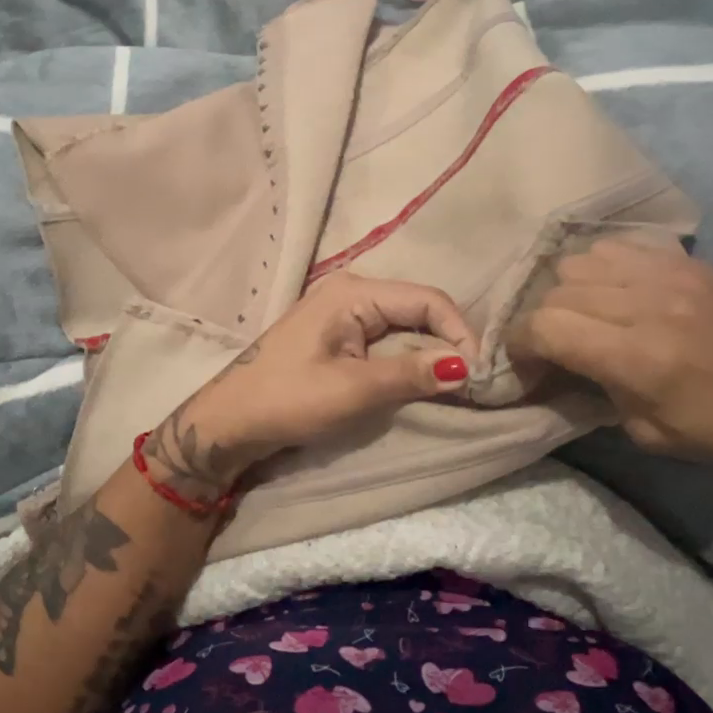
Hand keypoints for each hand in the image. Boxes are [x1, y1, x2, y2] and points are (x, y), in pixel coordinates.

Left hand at [143, 272, 478, 496]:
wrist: (232, 421)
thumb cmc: (288, 400)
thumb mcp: (354, 390)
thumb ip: (411, 374)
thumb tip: (466, 367)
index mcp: (353, 292)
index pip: (427, 299)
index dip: (460, 332)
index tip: (480, 373)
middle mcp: (351, 291)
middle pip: (419, 307)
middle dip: (449, 340)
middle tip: (475, 380)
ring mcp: (343, 312)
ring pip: (405, 324)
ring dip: (431, 352)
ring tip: (457, 384)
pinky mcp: (339, 335)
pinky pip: (387, 338)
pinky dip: (409, 358)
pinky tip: (423, 380)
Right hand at [511, 239, 712, 488]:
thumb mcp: (649, 434)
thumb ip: (596, 392)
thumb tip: (560, 366)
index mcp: (636, 357)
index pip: (543, 326)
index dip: (519, 345)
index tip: (523, 365)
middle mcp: (645, 304)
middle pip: (555, 291)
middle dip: (539, 321)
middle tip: (550, 347)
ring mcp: (667, 274)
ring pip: (579, 261)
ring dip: (566, 289)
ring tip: (580, 314)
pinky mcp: (686, 260)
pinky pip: (617, 245)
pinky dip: (598, 265)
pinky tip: (610, 289)